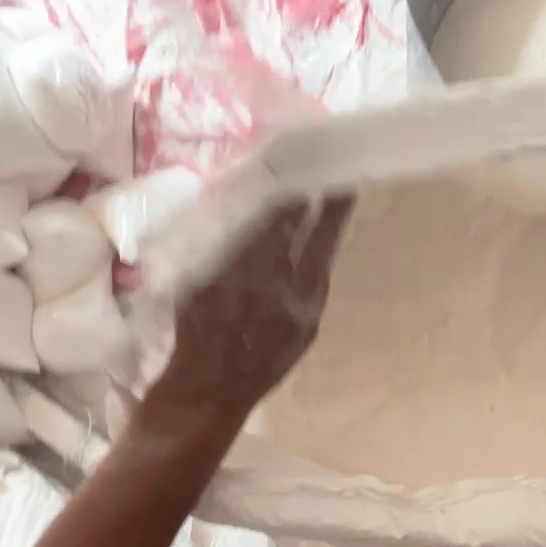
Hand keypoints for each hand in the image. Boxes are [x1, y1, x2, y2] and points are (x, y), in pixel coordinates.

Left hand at [153, 195, 354, 424]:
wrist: (210, 383)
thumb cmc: (265, 363)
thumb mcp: (305, 332)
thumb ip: (311, 289)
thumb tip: (318, 249)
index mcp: (302, 297)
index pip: (324, 239)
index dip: (335, 207)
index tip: (343, 182)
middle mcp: (269, 277)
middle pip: (285, 217)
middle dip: (296, 186)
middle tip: (303, 163)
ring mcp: (232, 269)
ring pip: (253, 217)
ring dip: (267, 193)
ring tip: (275, 173)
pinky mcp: (202, 267)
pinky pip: (223, 229)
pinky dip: (235, 213)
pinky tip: (240, 198)